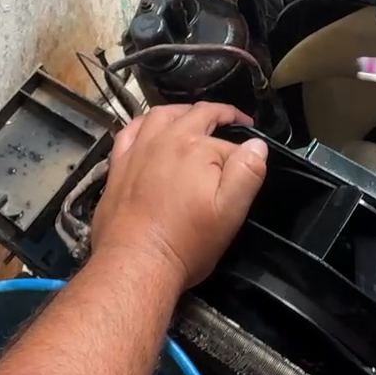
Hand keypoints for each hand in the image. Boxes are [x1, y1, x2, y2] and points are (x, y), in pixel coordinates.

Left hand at [90, 103, 269, 290]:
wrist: (136, 262)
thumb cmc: (185, 241)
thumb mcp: (230, 211)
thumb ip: (247, 172)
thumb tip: (256, 145)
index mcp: (196, 148)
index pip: (228, 142)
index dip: (243, 151)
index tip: (250, 156)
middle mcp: (165, 140)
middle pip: (195, 115)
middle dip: (217, 114)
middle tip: (230, 119)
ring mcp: (138, 151)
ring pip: (161, 115)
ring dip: (181, 111)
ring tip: (192, 117)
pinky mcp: (119, 165)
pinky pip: (129, 131)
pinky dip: (143, 123)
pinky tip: (149, 129)